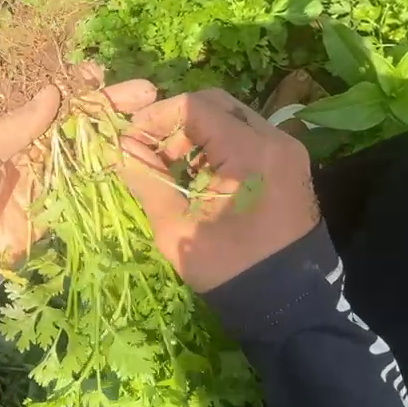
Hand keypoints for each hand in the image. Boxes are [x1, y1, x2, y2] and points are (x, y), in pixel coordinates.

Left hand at [0, 79, 158, 263]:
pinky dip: (112, 171)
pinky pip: (88, 182)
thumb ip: (16, 124)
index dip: (74, 84)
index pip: (44, 96)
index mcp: (3, 124)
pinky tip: (138, 158)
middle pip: (74, 119)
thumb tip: (53, 90)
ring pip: (87, 147)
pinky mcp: (57, 204)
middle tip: (147, 91)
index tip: (99, 74)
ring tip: (151, 119)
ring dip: (117, 134)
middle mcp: (29, 145)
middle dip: (108, 104)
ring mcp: (45, 175)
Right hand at [118, 88, 319, 292]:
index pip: (194, 106)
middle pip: (214, 104)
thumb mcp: (176, 226)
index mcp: (251, 151)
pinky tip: (198, 175)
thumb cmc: (228, 265)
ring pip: (230, 118)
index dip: (156, 117)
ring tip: (171, 167)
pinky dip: (216, 145)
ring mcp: (286, 151)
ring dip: (195, 133)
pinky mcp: (288, 165)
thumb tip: (119, 146)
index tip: (131, 139)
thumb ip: (146, 178)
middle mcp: (275, 140)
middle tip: (151, 151)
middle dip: (175, 121)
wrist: (287, 302)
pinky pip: (246, 136)